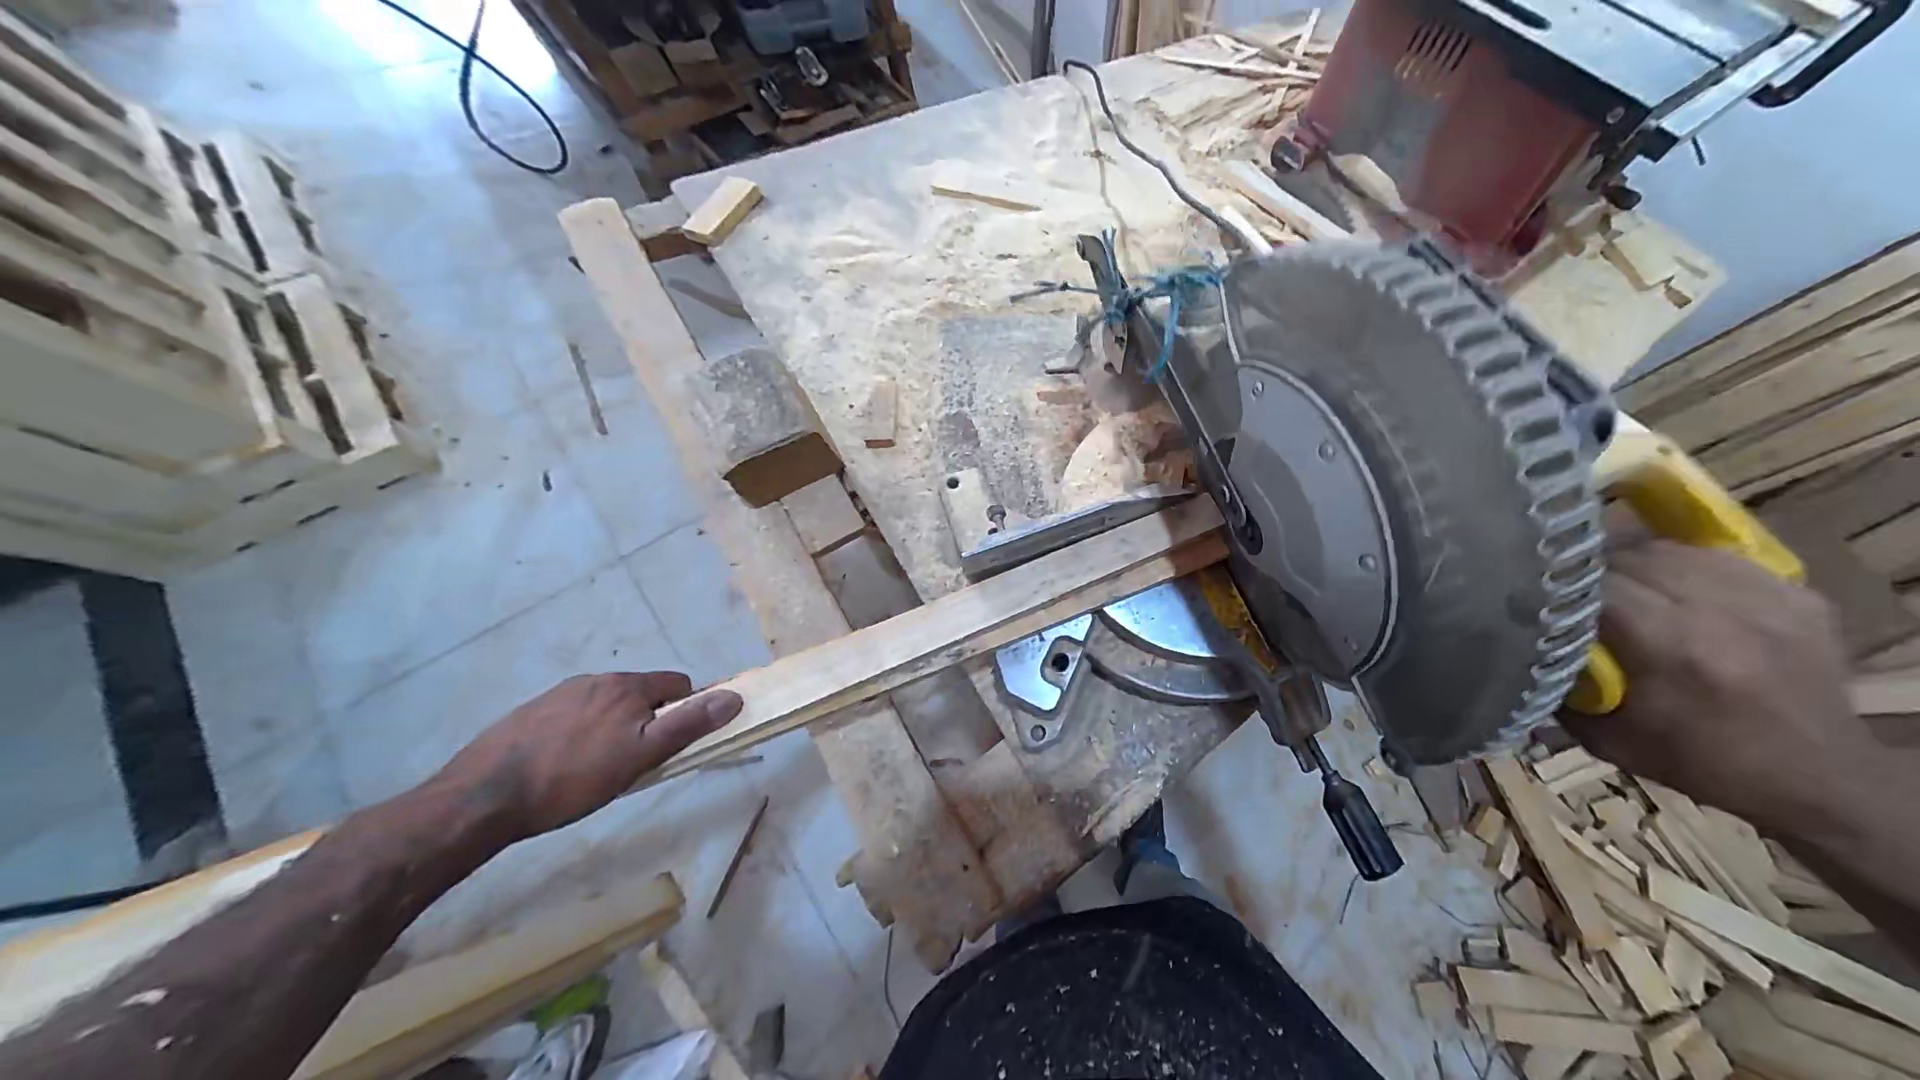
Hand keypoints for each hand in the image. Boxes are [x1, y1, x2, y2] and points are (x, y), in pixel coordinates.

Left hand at [431, 672, 742, 841]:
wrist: (483, 796)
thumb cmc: (573, 778)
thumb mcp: (641, 757)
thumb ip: (689, 725)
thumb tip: (733, 696)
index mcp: (627, 686)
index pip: (678, 685)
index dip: (684, 712)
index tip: (670, 745)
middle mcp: (596, 680)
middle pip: (642, 693)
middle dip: (648, 719)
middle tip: (635, 761)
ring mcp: (560, 693)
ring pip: (607, 704)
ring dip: (614, 725)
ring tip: (596, 767)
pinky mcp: (531, 711)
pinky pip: (574, 714)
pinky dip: (581, 731)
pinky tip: (563, 763)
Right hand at [1560, 541, 1872, 830]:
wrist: (1818, 781)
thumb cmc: (1700, 763)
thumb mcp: (1608, 736)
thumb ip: (1562, 685)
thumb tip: (1524, 645)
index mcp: (1675, 649)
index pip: (1598, 586)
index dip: (1561, 586)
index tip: (1536, 596)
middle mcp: (1724, 614)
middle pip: (1634, 558)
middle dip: (1593, 571)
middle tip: (1573, 590)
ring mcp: (1769, 602)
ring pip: (1673, 551)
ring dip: (1634, 563)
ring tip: (1616, 584)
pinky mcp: (1798, 597)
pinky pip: (1719, 560)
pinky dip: (1683, 566)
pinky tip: (1670, 585)